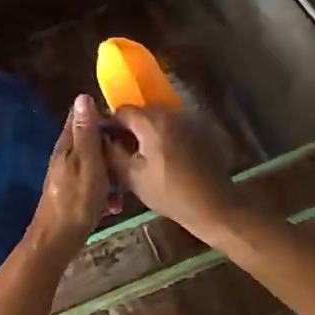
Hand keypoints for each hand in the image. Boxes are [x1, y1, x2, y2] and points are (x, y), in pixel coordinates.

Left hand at [30, 94, 118, 248]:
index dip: (103, 116)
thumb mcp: (87, 161)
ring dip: (112, 174)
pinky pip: (94, 186)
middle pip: (92, 142)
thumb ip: (86, 132)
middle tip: (132, 156)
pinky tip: (114, 206)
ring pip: (96, 165)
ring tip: (126, 186)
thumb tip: (82, 96)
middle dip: (112, 147)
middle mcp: (65, 157)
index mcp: (67, 144)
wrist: (58, 240)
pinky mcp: (73, 195)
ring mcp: (68, 177)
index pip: (82, 117)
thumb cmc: (76, 199)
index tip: (125, 123)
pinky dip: (105, 194)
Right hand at [106, 105, 239, 234]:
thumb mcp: (132, 176)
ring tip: (148, 155)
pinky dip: (168, 135)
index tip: (110, 142)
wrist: (213, 204)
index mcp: (151, 122)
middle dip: (132, 127)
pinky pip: (177, 125)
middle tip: (128, 150)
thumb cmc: (168, 192)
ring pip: (161, 118)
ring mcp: (189, 120)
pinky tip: (170, 157)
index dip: (112, 124)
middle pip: (143, 111)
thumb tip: (102, 139)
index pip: (122, 110)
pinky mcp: (202, 130)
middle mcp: (170, 113)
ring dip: (151, 130)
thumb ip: (112, 153)